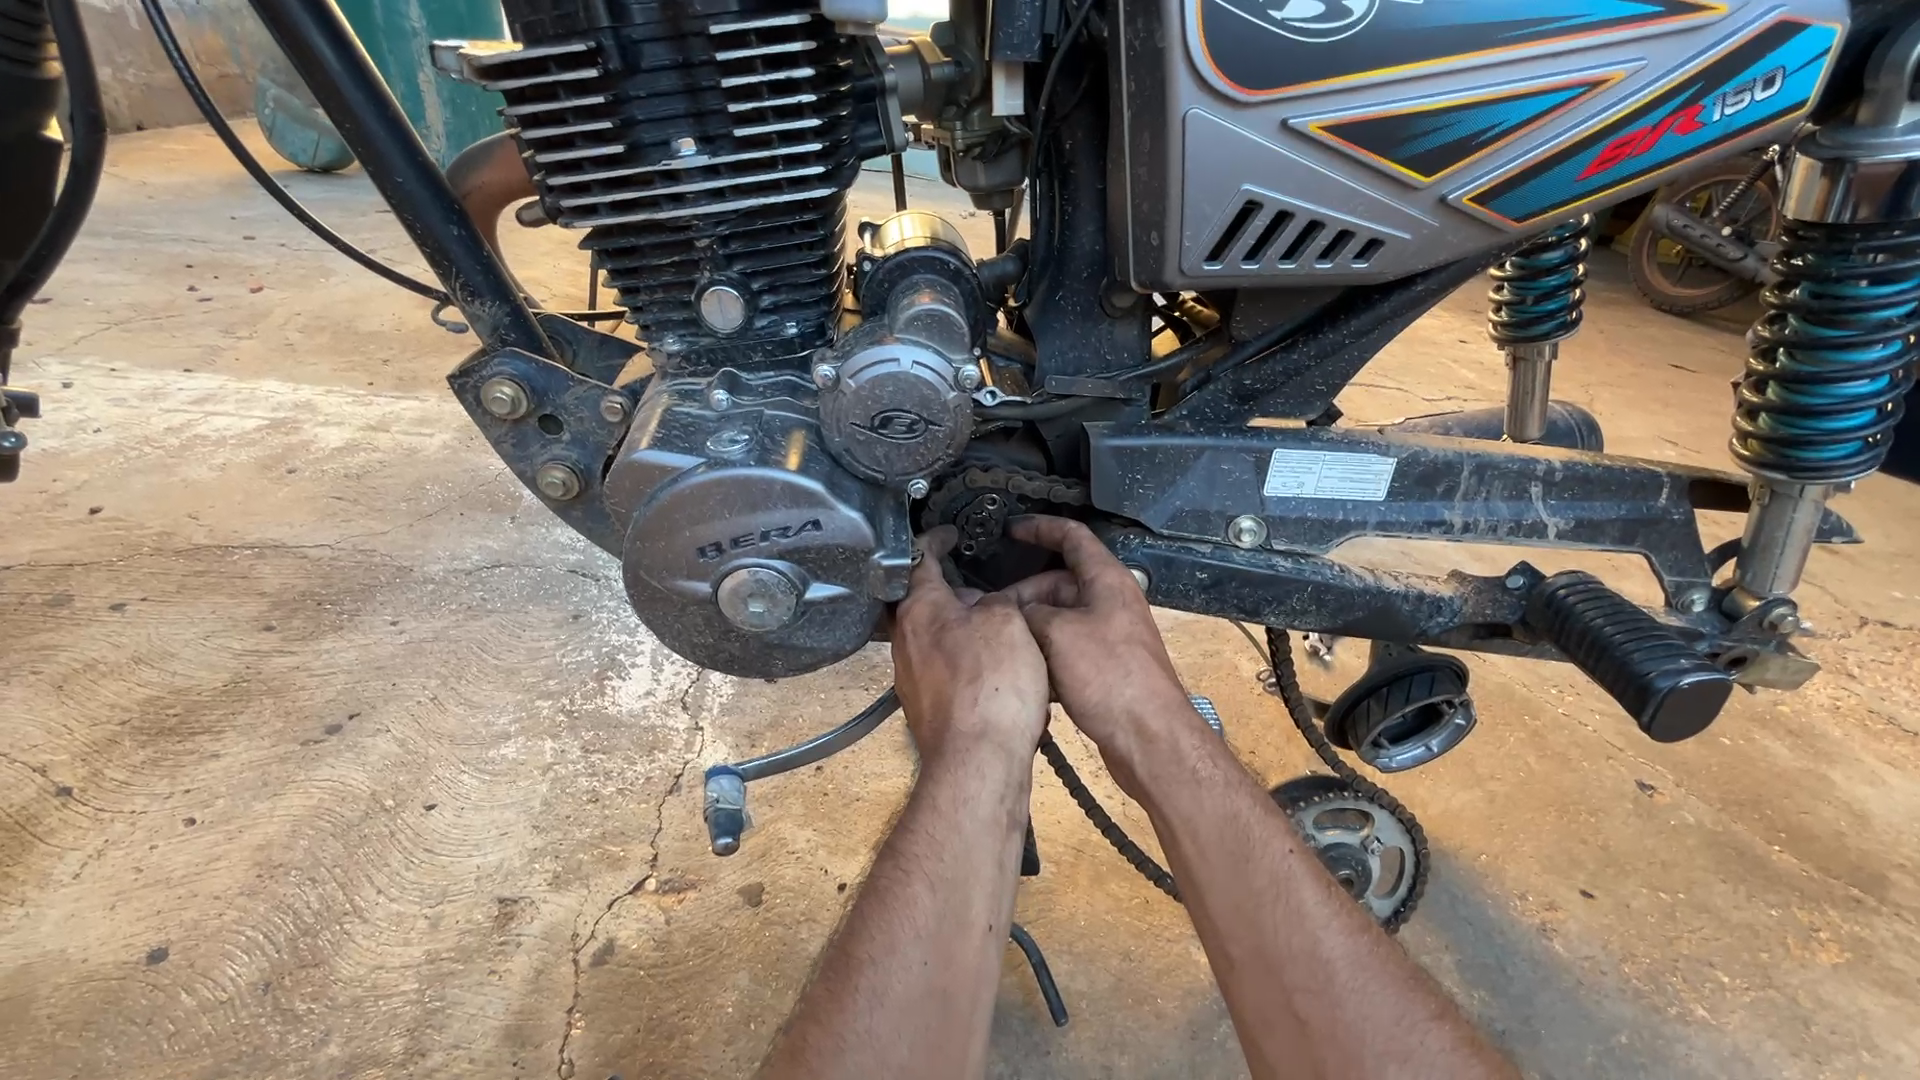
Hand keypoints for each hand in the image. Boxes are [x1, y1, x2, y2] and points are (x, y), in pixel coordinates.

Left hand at [891, 527, 1050, 775]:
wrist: (978, 761)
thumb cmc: (992, 684)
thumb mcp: (1008, 621)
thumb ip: (996, 601)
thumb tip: (988, 605)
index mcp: (919, 609)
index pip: (920, 558)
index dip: (937, 539)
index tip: (950, 534)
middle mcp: (905, 641)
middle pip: (928, 602)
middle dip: (958, 593)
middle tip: (989, 590)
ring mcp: (911, 678)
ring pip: (938, 637)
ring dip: (965, 629)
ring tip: (1001, 630)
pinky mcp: (927, 708)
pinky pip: (947, 669)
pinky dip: (968, 660)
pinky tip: (998, 672)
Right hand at [1005, 516, 1206, 795]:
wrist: (1147, 736)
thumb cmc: (1108, 675)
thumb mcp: (1058, 634)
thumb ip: (1030, 613)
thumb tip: (1011, 612)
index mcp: (1106, 580)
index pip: (1072, 537)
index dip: (1040, 528)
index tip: (1011, 530)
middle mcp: (1109, 601)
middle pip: (1058, 583)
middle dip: (1023, 594)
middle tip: (991, 614)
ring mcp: (1108, 635)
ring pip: (1059, 618)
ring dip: (1030, 627)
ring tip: (1001, 643)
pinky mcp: (1104, 666)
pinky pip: (1065, 648)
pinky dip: (1044, 654)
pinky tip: (1024, 673)